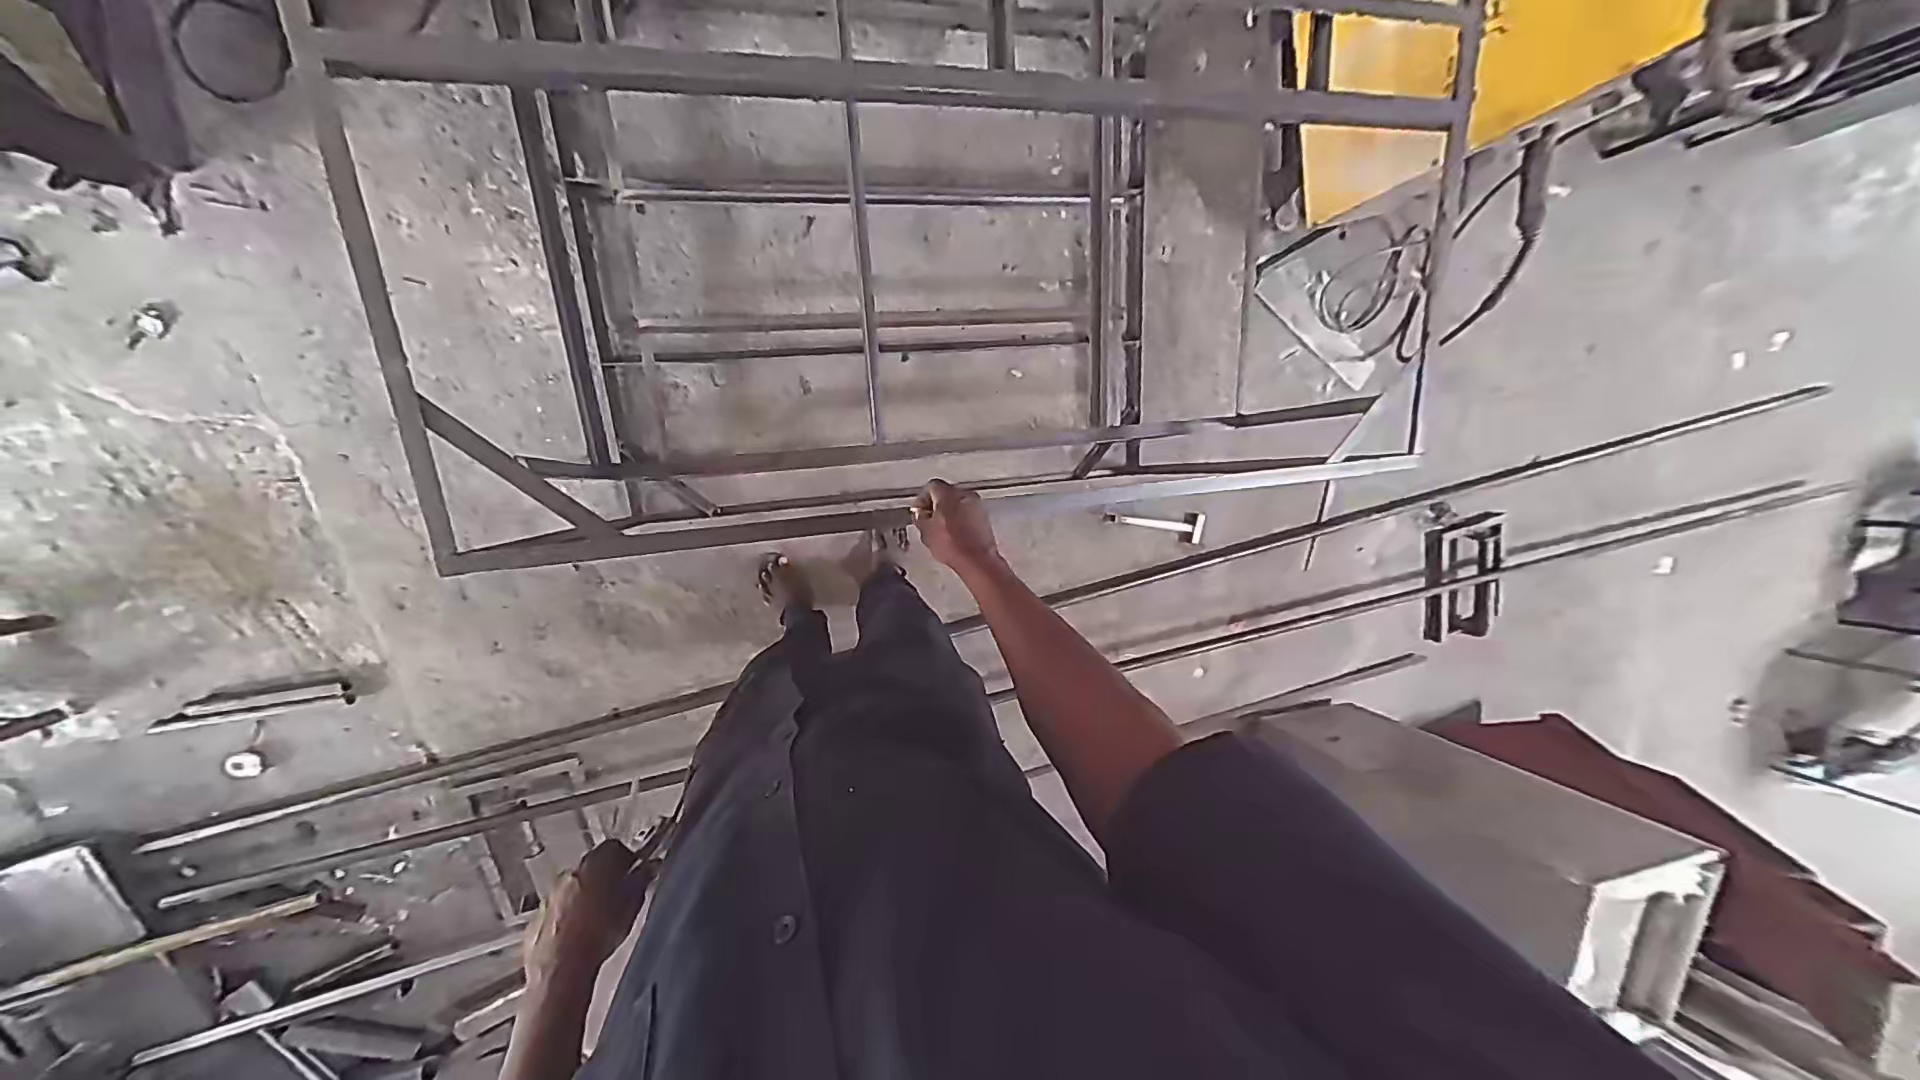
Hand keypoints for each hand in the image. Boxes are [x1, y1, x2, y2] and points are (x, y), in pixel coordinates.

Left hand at [524, 840, 651, 986]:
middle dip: (605, 876)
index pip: (614, 847)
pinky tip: (580, 933)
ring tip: (601, 916)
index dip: (627, 857)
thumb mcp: (632, 904)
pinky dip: (568, 916)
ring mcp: (549, 899)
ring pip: (572, 888)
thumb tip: (648, 869)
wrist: (561, 971)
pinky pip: (556, 911)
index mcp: (594, 864)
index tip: (635, 868)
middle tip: (620, 892)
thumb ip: (641, 880)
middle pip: (591, 866)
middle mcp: (568, 876)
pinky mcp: (536, 922)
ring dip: (585, 895)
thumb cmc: (597, 935)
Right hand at [913, 479, 1002, 577]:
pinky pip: (968, 513)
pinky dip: (960, 519)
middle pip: (946, 493)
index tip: (919, 509)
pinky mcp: (984, 518)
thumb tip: (921, 514)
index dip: (922, 498)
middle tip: (928, 519)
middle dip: (936, 505)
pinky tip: (954, 534)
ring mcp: (977, 505)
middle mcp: (965, 495)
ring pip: (958, 503)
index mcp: (948, 493)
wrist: (976, 560)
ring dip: (949, 512)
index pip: (931, 486)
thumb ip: (920, 516)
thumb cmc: (953, 545)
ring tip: (941, 529)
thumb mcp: (925, 531)